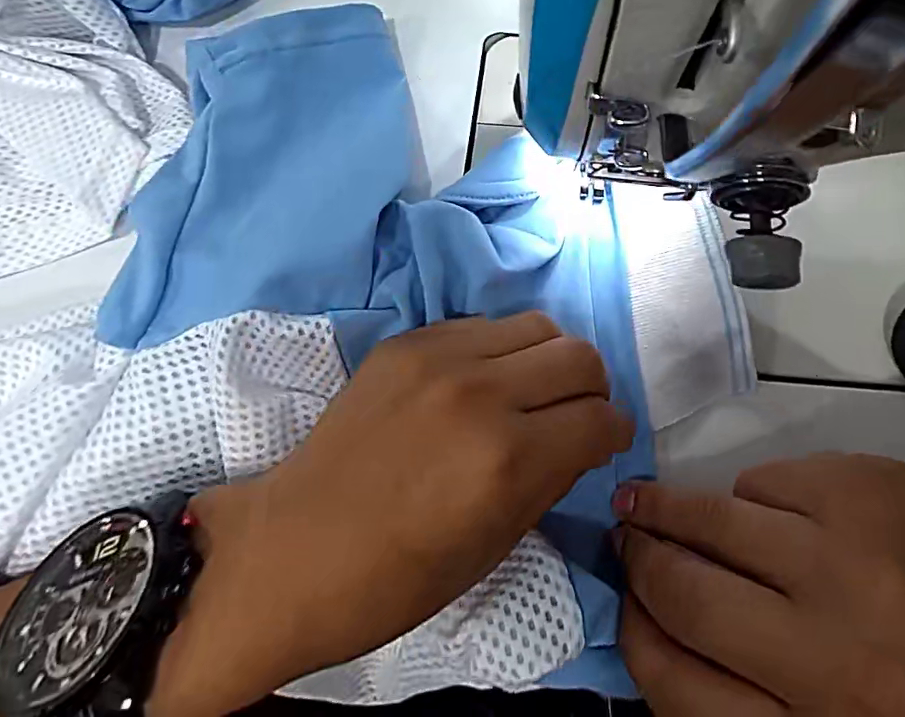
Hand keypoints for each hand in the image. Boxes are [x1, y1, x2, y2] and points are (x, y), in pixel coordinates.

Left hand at [153, 313, 634, 716]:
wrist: (289, 550)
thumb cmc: (396, 578)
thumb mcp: (494, 545)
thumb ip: (551, 478)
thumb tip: (585, 438)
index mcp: (506, 459)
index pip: (600, 418)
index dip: (615, 432)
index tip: (606, 441)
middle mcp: (481, 392)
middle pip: (580, 356)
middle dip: (593, 389)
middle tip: (575, 416)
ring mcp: (441, 357)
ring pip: (540, 325)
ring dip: (550, 360)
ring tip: (531, 392)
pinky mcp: (409, 341)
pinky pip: (484, 326)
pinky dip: (501, 351)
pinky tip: (481, 383)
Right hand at [615, 453, 904, 715]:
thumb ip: (765, 705)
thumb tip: (669, 640)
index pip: (684, 689)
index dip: (637, 640)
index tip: (623, 610)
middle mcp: (830, 646)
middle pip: (688, 594)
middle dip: (640, 564)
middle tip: (622, 545)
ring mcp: (843, 551)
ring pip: (712, 520)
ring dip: (666, 511)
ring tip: (640, 504)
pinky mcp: (857, 484)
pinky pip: (762, 482)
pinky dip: (747, 498)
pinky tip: (759, 511)